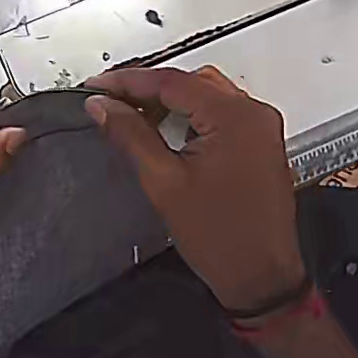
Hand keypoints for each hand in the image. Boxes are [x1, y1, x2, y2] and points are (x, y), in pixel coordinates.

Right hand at [85, 66, 304, 314]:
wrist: (260, 276)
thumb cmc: (219, 236)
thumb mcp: (163, 181)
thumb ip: (130, 135)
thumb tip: (103, 105)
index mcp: (234, 117)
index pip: (171, 82)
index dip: (127, 81)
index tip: (97, 86)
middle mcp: (253, 113)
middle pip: (190, 82)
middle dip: (146, 88)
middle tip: (109, 99)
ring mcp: (260, 127)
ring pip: (204, 94)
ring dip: (167, 100)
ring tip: (130, 114)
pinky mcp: (259, 142)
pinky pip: (219, 112)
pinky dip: (188, 114)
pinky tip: (163, 128)